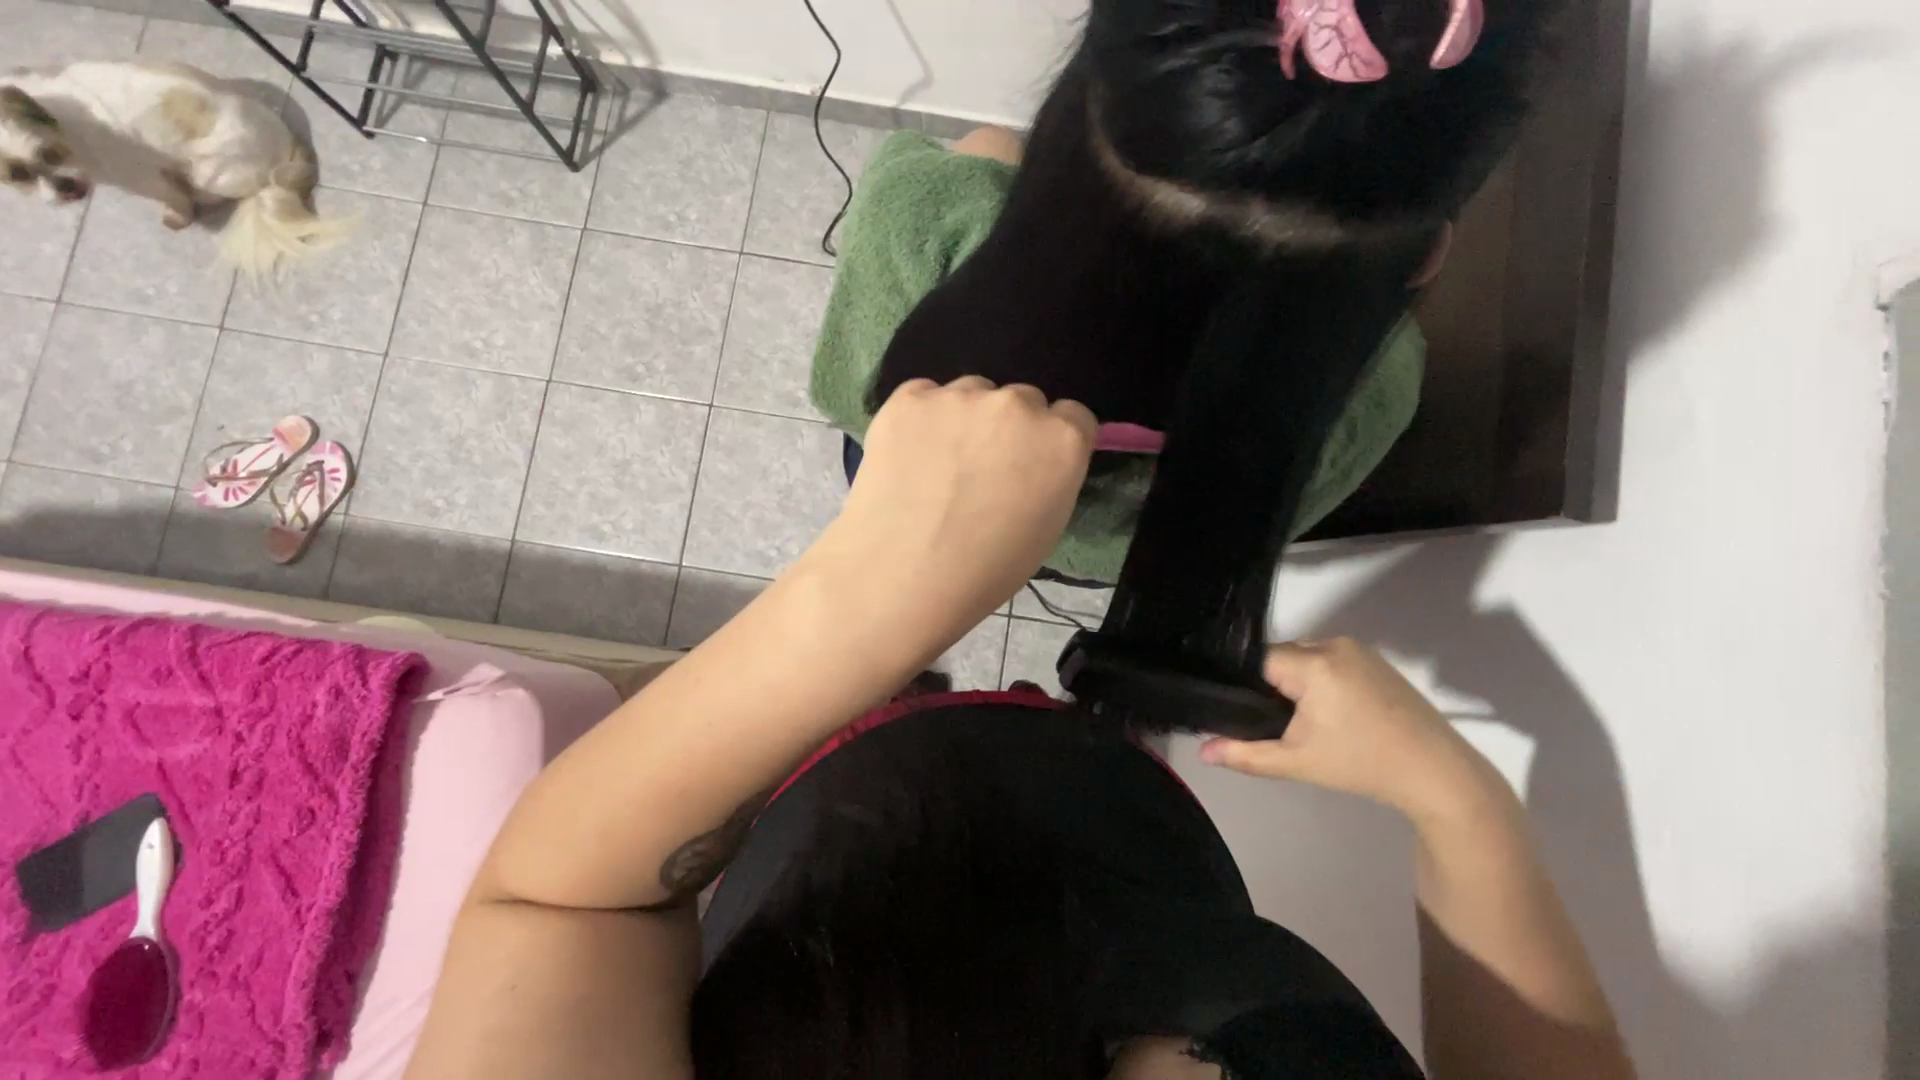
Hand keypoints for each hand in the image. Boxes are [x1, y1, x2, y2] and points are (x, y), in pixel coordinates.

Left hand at [800, 376, 1095, 654]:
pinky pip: (924, 397)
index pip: (1073, 415)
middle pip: (1023, 400)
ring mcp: (960, 396)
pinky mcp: (909, 399)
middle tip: (983, 468)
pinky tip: (909, 456)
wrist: (902, 576)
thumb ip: (1050, 478)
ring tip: (939, 465)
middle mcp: (1017, 405)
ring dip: (965, 419)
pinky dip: (920, 419)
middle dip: (1009, 428)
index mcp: (1062, 440)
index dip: (1053, 441)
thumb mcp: (1046, 528)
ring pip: (972, 394)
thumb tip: (1033, 464)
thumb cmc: (985, 570)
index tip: (1033, 465)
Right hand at [1198, 639, 1511, 827]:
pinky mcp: (1375, 659)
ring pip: (1304, 657)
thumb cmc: (1361, 764)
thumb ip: (1245, 754)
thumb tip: (1203, 753)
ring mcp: (1358, 649)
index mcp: (1313, 664)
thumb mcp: (1296, 762)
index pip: (1257, 659)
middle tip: (1268, 722)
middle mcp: (1334, 644)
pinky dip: (1319, 679)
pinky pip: (1329, 659)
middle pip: (1281, 655)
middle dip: (1270, 684)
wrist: (1436, 772)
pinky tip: (1326, 712)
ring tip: (1296, 719)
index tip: (1239, 710)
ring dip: (1295, 681)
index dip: (1243, 683)